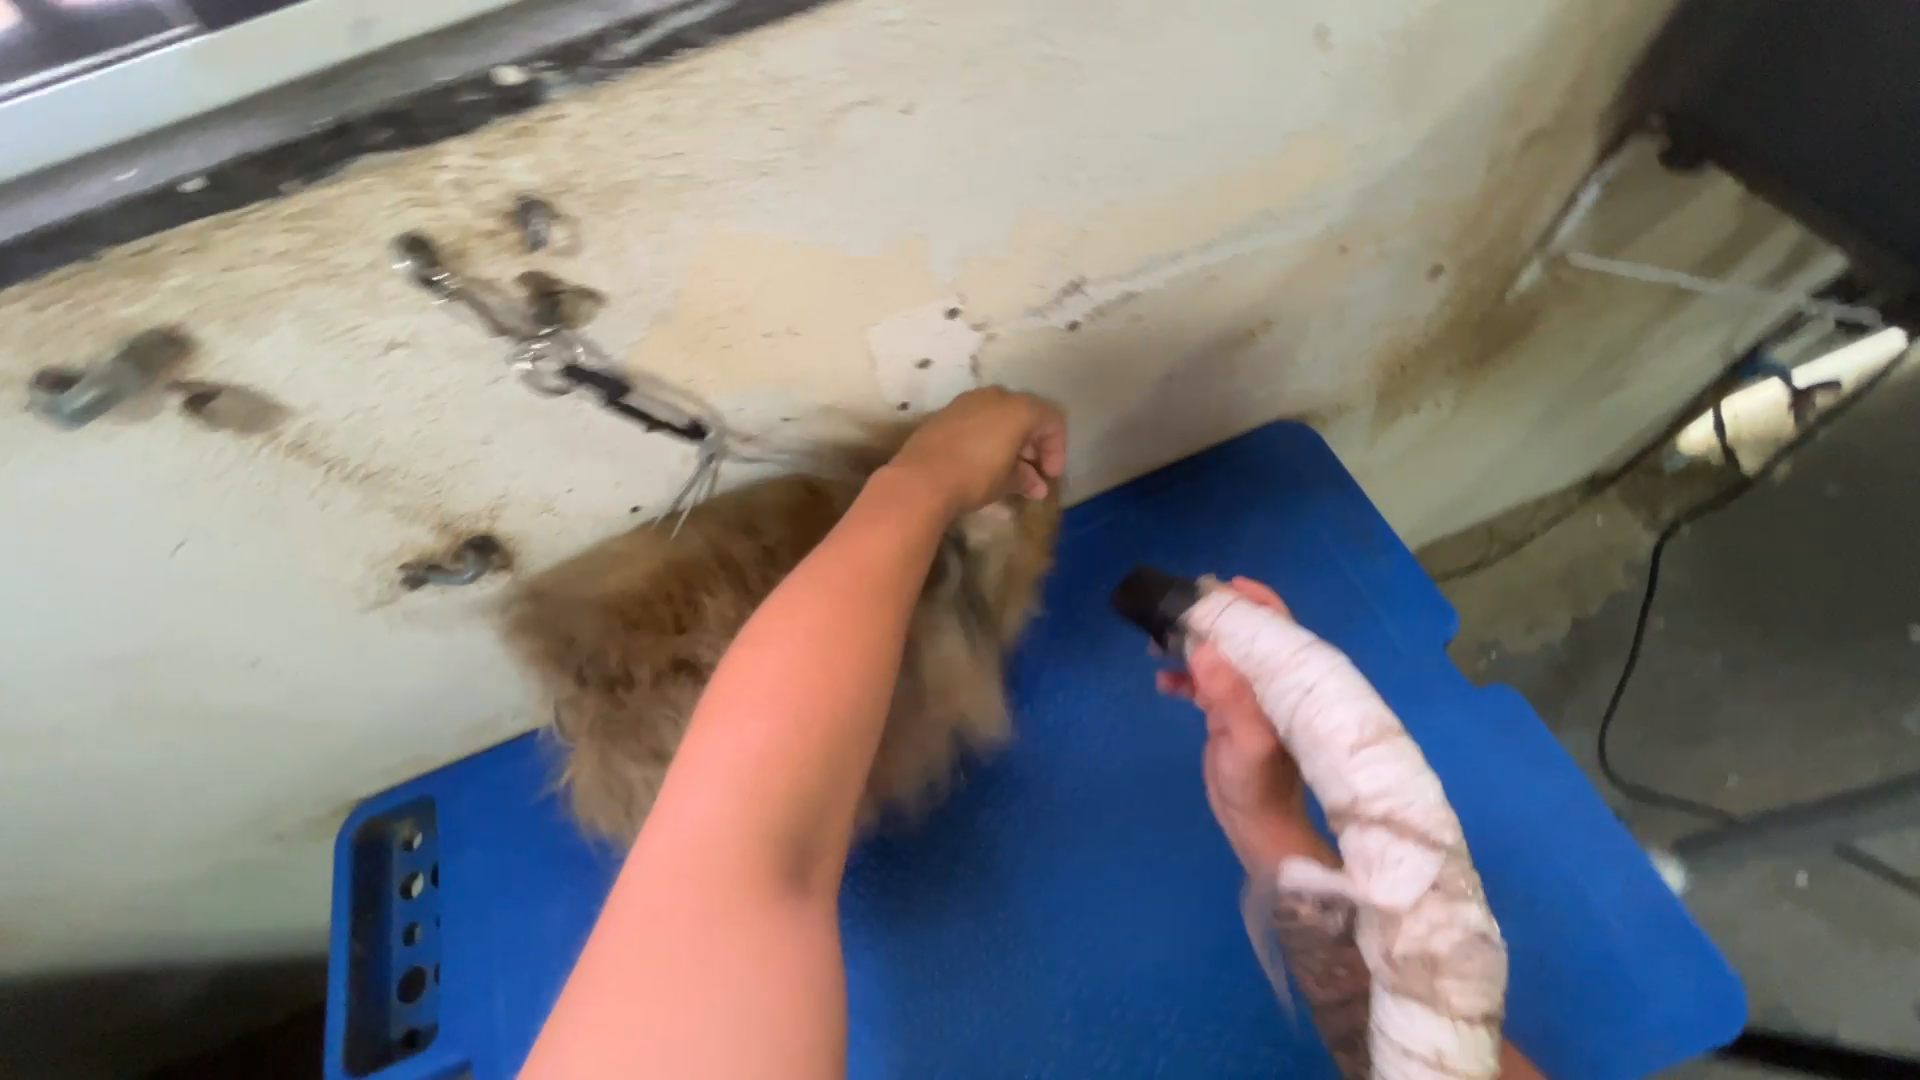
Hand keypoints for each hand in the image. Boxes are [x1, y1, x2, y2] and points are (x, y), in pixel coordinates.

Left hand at [887, 387, 1066, 516]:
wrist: (919, 479)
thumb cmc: (974, 477)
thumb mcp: (1007, 482)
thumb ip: (1027, 479)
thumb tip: (1037, 486)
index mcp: (1019, 408)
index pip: (1052, 421)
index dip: (1057, 450)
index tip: (1050, 476)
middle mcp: (995, 397)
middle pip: (1026, 415)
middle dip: (1033, 446)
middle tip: (1032, 474)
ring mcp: (967, 402)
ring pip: (1000, 416)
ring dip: (1010, 441)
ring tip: (1008, 472)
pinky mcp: (945, 413)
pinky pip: (977, 421)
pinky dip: (987, 438)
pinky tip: (983, 462)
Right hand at [1155, 577, 1315, 874]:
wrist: (1256, 829)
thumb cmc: (1261, 786)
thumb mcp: (1248, 741)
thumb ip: (1230, 696)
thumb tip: (1206, 648)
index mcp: (1285, 682)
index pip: (1276, 628)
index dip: (1254, 602)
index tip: (1222, 584)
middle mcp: (1267, 683)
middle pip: (1241, 637)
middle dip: (1209, 620)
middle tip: (1173, 610)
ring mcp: (1245, 698)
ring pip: (1218, 657)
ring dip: (1188, 646)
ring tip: (1155, 644)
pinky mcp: (1224, 715)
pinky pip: (1201, 683)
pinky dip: (1182, 677)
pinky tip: (1161, 682)